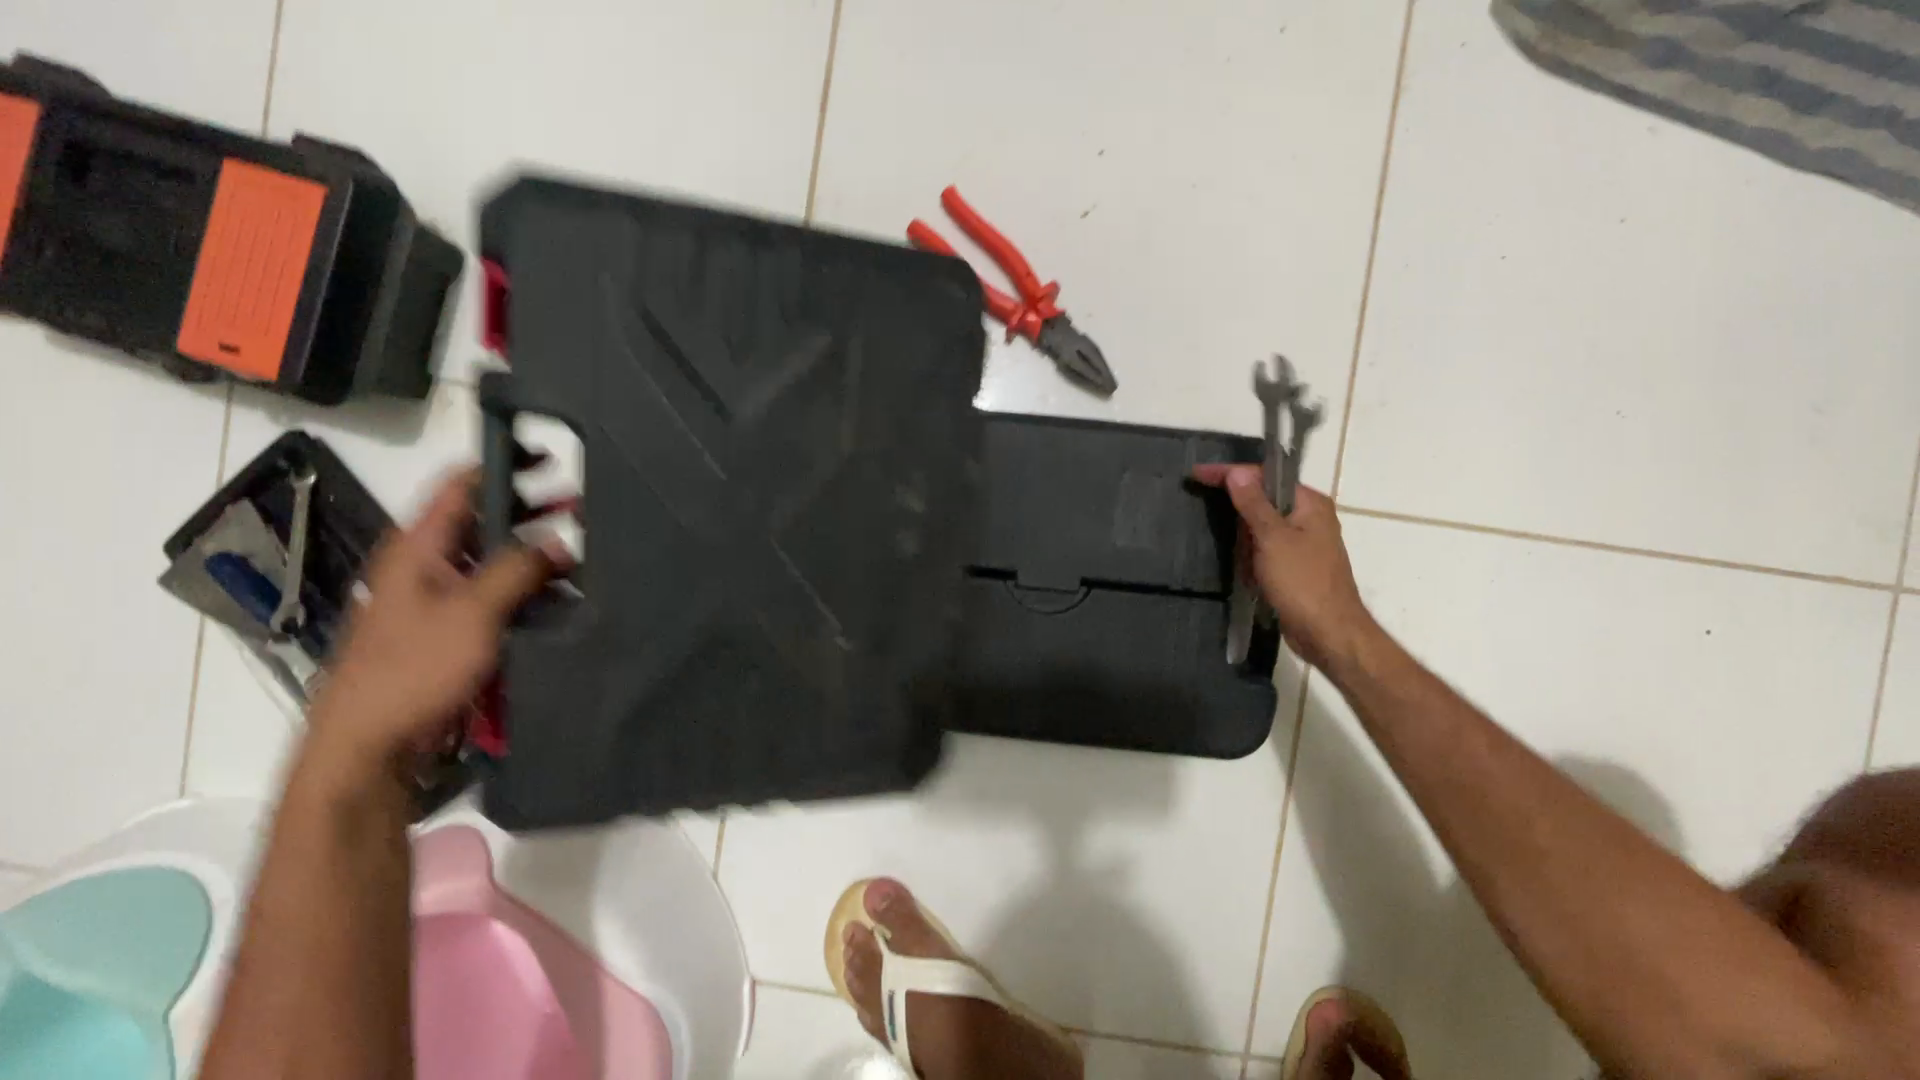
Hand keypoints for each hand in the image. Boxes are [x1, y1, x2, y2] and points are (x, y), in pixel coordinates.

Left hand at [306, 469, 563, 769]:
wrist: (370, 746)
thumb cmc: (412, 669)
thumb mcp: (471, 612)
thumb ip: (518, 570)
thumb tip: (561, 541)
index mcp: (418, 548)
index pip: (461, 485)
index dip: (503, 466)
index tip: (552, 461)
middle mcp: (427, 567)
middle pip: (483, 524)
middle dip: (531, 515)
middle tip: (583, 513)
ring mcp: (438, 602)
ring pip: (493, 565)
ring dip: (533, 560)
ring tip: (582, 560)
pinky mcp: (451, 636)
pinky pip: (495, 602)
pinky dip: (525, 596)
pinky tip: (560, 604)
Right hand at [1193, 464, 1376, 670]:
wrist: (1327, 632)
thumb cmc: (1302, 582)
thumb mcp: (1272, 538)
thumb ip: (1253, 504)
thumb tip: (1236, 473)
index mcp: (1310, 503)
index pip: (1265, 476)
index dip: (1230, 474)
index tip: (1197, 475)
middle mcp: (1310, 518)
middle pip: (1263, 500)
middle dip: (1238, 512)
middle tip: (1208, 511)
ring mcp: (1304, 543)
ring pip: (1262, 528)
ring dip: (1244, 541)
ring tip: (1235, 554)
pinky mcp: (1295, 566)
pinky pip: (1265, 551)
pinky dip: (1252, 558)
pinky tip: (1245, 571)